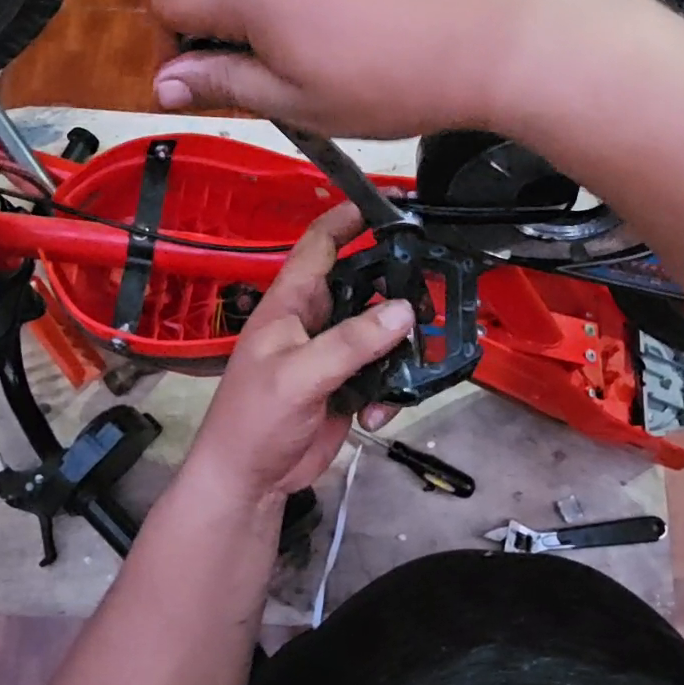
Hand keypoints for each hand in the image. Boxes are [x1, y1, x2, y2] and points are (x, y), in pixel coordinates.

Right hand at [149, 0, 604, 138]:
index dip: (176, 45)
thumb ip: (224, 84)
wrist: (500, 30)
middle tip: (280, 72)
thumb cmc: (393, 81)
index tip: (213, 80)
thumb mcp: (300, 101)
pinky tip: (365, 11)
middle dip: (226, 21)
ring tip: (330, 43)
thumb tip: (164, 83)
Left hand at [182, 203, 415, 498]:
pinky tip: (378, 416)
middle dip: (396, 288)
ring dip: (400, 349)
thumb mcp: (300, 376)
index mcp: (291, 303)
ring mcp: (333, 355)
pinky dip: (389, 391)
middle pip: (364, 286)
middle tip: (433, 292)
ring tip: (414, 365)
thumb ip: (351, 343)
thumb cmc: (256, 419)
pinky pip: (383, 373)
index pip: (320, 244)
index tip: (391, 203)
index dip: (349, 218)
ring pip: (381, 331)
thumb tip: (405, 311)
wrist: (250, 481)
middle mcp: (315, 321)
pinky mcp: (348, 386)